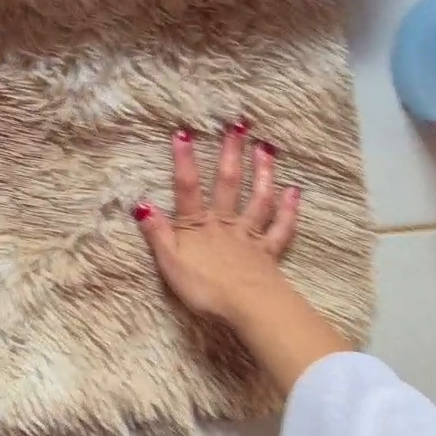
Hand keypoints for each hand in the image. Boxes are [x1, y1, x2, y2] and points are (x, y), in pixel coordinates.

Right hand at [134, 119, 352, 393]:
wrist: (250, 310)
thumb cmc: (205, 289)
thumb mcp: (170, 264)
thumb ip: (157, 234)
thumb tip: (140, 204)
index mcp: (197, 227)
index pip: (187, 189)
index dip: (184, 161)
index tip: (184, 132)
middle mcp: (224, 225)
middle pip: (227, 185)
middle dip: (230, 154)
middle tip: (238, 126)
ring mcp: (249, 237)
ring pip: (257, 200)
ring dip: (262, 173)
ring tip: (266, 148)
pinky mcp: (268, 254)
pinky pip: (280, 228)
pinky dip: (288, 210)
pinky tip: (294, 191)